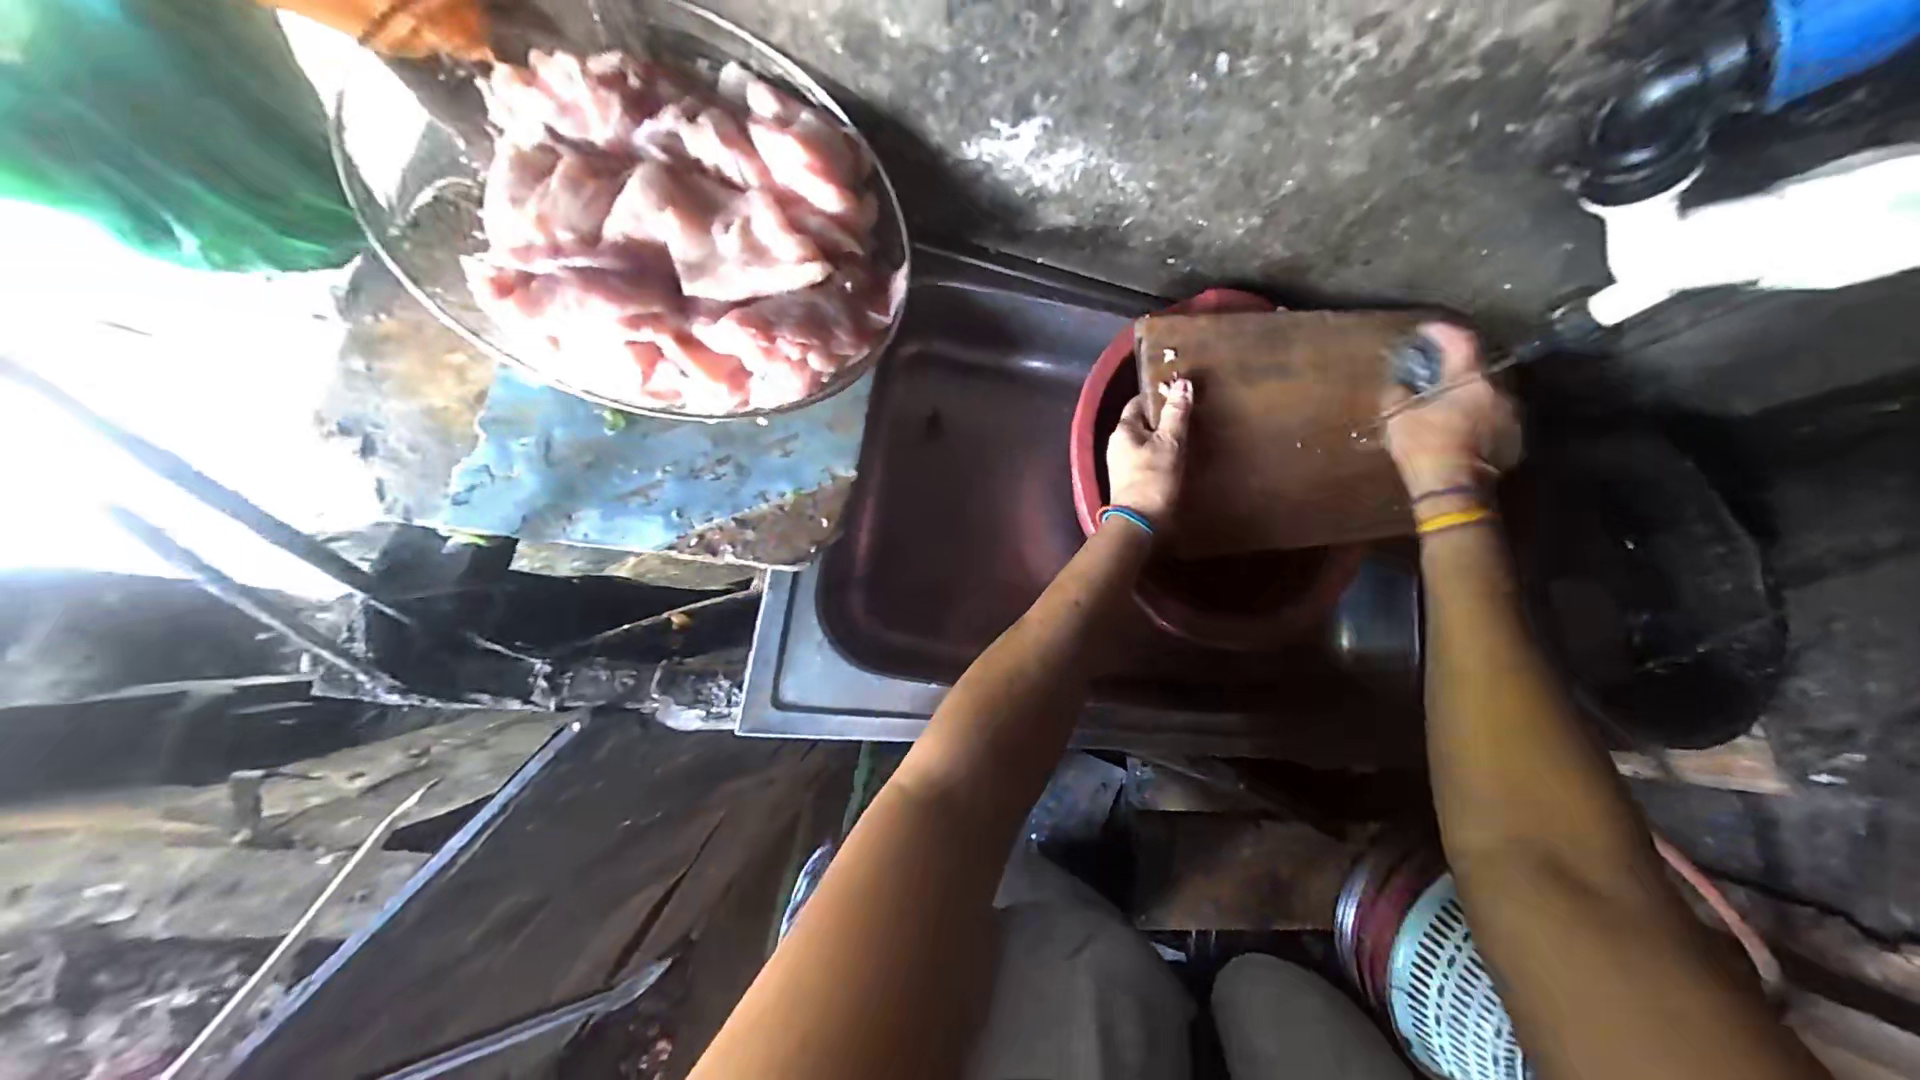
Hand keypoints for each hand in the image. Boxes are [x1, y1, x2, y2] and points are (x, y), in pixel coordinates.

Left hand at [1107, 377, 1193, 528]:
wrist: (1139, 521)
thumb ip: (1176, 413)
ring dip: (1161, 438)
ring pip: (1143, 441)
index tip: (1178, 394)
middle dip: (1160, 418)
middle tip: (1187, 414)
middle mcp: (1116, 444)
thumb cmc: (1153, 477)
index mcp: (1122, 430)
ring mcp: (1120, 463)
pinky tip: (1174, 458)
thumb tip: (1183, 382)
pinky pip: (1144, 458)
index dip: (1157, 396)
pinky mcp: (1128, 479)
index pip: (1137, 403)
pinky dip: (1158, 454)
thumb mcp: (1169, 442)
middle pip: (1140, 422)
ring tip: (1185, 435)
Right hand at [1382, 323, 1521, 494]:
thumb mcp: (1398, 418)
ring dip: (1466, 394)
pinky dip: (1475, 415)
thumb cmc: (1425, 447)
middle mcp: (1500, 391)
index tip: (1426, 329)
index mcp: (1471, 380)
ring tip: (1445, 402)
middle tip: (1433, 370)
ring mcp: (1511, 416)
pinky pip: (1492, 416)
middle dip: (1455, 367)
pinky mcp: (1514, 439)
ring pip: (1487, 394)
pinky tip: (1458, 426)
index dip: (1442, 332)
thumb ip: (1397, 394)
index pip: (1461, 342)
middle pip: (1478, 369)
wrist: (1454, 489)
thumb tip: (1398, 385)